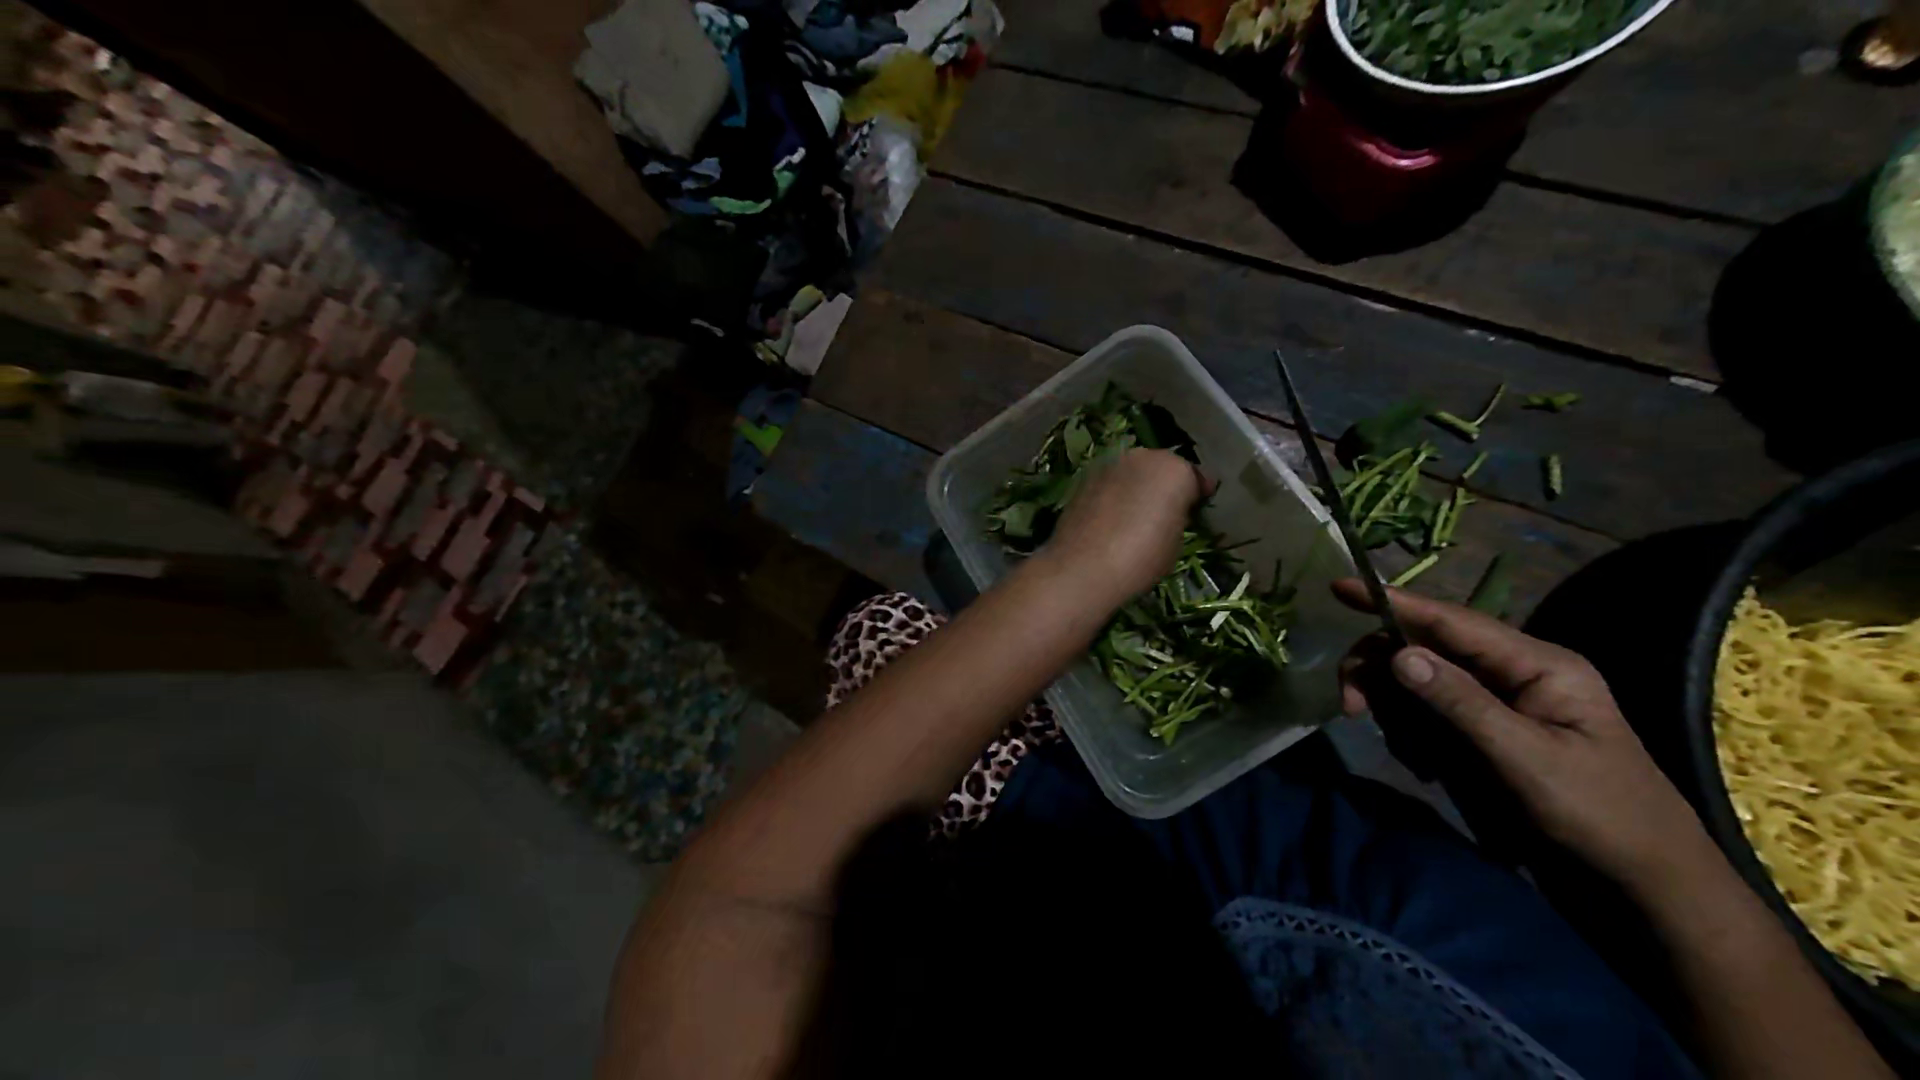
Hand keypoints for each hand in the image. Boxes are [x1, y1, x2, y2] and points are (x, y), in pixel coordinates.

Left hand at [1036, 449, 1206, 607]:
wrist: (1083, 568)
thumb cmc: (1141, 558)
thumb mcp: (1176, 541)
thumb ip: (1177, 515)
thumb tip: (1169, 510)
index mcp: (1175, 469)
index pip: (1196, 478)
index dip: (1197, 495)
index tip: (1196, 511)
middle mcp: (1142, 457)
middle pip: (1162, 468)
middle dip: (1165, 486)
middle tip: (1164, 513)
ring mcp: (1109, 464)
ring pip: (1133, 472)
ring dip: (1137, 486)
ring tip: (1133, 516)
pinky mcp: (1084, 478)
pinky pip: (1109, 483)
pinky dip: (1113, 494)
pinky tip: (1109, 518)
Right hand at [1332, 579, 1713, 891]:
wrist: (1646, 884)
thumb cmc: (1600, 815)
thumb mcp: (1526, 758)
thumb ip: (1460, 702)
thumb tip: (1398, 654)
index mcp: (1538, 664)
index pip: (1450, 620)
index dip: (1392, 602)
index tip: (1338, 588)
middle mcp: (1515, 672)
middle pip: (1425, 649)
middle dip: (1381, 674)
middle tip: (1352, 709)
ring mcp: (1501, 701)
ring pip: (1420, 682)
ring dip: (1399, 714)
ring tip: (1415, 759)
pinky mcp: (1488, 729)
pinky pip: (1429, 713)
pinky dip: (1415, 734)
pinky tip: (1428, 766)